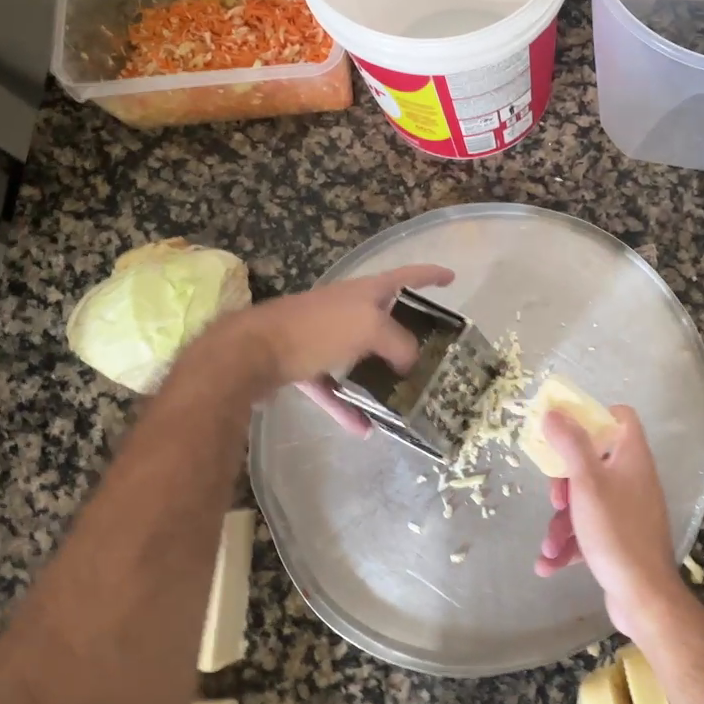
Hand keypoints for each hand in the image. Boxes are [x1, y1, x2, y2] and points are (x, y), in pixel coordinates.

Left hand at [215, 264, 452, 433]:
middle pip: (383, 317)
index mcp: (363, 292)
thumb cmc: (316, 330)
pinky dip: (347, 406)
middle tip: (430, 348)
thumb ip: (399, 343)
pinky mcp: (302, 365)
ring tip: (401, 391)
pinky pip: (332, 387)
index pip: (405, 276)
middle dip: (406, 331)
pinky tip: (362, 428)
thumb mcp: (370, 329)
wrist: (251, 351)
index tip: (451, 278)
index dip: (430, 275)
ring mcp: (321, 337)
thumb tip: (411, 362)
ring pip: (359, 355)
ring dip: (378, 373)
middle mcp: (344, 309)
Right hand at [534, 407, 687, 642]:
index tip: (565, 432)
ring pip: (586, 502)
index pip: (621, 418)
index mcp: (632, 456)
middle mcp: (633, 478)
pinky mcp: (620, 539)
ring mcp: (629, 510)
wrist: (643, 595)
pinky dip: (570, 545)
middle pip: (593, 463)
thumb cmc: (616, 530)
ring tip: (549, 547)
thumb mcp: (587, 482)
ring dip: (562, 523)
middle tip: (554, 499)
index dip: (593, 418)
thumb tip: (555, 411)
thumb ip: (571, 444)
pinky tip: (548, 566)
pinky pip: (589, 531)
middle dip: (565, 483)